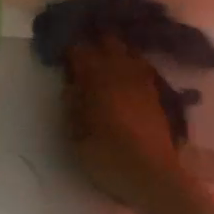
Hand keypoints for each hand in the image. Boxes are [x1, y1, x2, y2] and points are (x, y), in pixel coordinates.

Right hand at [63, 37, 205, 213]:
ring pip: (128, 50)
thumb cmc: (106, 157)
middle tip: (80, 42)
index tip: (57, 44)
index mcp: (97, 78)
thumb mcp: (76, 134)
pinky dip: (130, 62)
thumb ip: (72, 105)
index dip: (67, 44)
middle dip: (93, 37)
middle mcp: (121, 71)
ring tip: (102, 49)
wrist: (151, 175)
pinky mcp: (156, 92)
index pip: (79, 50)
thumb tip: (71, 84)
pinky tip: (125, 69)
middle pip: (108, 41)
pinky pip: (141, 66)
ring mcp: (142, 80)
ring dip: (114, 48)